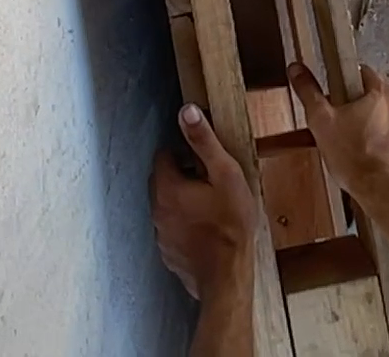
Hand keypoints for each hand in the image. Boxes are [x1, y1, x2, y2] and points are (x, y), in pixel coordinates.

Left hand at [150, 103, 255, 298]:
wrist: (228, 278)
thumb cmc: (230, 224)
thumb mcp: (225, 174)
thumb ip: (204, 141)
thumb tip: (186, 110)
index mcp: (167, 188)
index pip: (163, 156)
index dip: (183, 152)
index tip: (203, 159)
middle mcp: (157, 210)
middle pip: (162, 180)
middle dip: (182, 175)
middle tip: (209, 180)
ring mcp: (162, 236)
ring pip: (167, 205)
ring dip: (183, 200)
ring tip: (210, 204)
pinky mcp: (169, 255)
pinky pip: (173, 228)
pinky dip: (185, 224)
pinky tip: (207, 228)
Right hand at [288, 62, 388, 197]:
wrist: (380, 192)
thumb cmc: (354, 157)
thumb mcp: (321, 120)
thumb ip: (308, 91)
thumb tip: (296, 69)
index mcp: (381, 90)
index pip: (358, 71)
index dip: (340, 81)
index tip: (330, 95)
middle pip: (368, 93)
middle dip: (351, 104)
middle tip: (335, 120)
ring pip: (377, 113)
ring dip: (363, 121)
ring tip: (346, 139)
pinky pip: (386, 132)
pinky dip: (374, 137)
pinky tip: (359, 151)